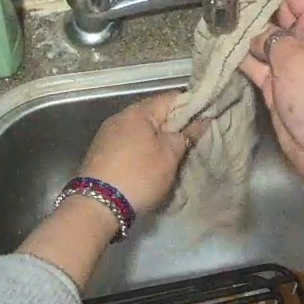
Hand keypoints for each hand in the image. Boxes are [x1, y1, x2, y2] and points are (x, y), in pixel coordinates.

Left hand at [76, 93, 196, 215]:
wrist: (96, 205)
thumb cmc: (139, 175)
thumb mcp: (169, 156)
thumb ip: (186, 134)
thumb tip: (202, 119)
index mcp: (138, 111)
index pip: (171, 98)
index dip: (192, 106)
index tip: (206, 120)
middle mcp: (120, 116)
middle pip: (155, 113)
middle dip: (175, 125)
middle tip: (193, 141)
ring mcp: (108, 134)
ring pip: (141, 129)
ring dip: (158, 138)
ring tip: (174, 154)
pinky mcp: (101, 151)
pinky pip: (129, 142)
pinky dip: (143, 148)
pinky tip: (150, 163)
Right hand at [238, 0, 303, 193]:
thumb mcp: (295, 61)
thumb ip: (272, 40)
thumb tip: (258, 36)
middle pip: (279, 12)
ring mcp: (293, 64)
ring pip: (264, 37)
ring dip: (245, 27)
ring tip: (220, 10)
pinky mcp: (279, 85)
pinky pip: (257, 62)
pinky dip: (242, 54)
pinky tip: (223, 44)